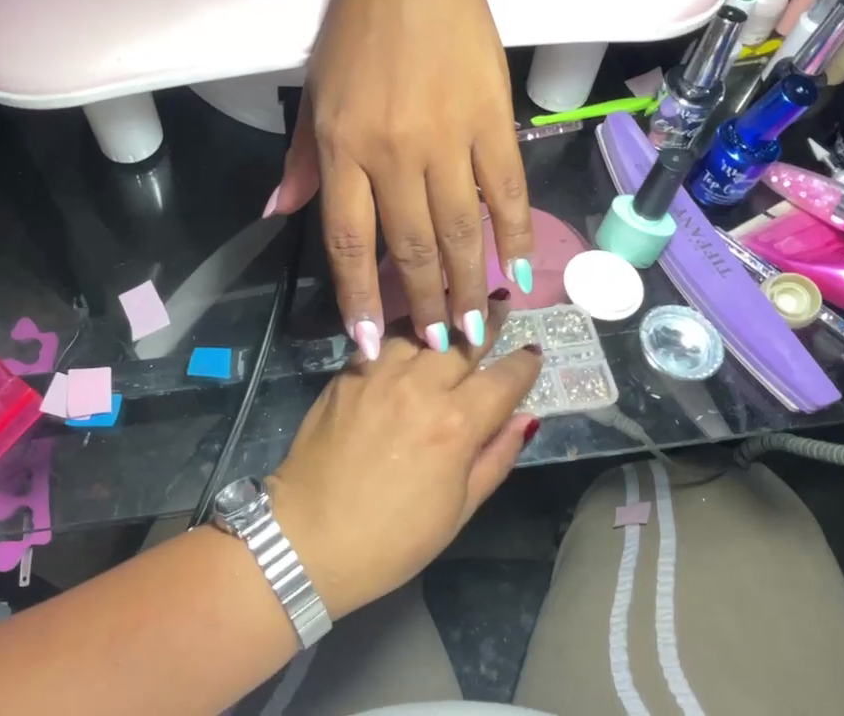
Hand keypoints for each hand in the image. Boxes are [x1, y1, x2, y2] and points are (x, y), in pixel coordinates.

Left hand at [267, 292, 540, 616]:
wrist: (309, 538)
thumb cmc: (393, 539)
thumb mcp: (459, 510)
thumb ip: (495, 458)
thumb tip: (525, 419)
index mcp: (455, 424)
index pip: (504, 379)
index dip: (525, 365)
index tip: (534, 354)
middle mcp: (419, 387)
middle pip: (463, 340)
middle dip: (487, 322)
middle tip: (500, 303)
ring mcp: (378, 375)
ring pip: (420, 331)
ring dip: (441, 319)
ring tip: (455, 308)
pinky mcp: (347, 374)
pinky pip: (383, 343)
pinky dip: (403, 335)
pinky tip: (411, 334)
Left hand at [268, 0, 532, 360]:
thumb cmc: (357, 27)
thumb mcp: (315, 91)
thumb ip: (303, 158)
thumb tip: (278, 212)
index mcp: (344, 146)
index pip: (348, 240)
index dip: (359, 296)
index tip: (373, 341)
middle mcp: (394, 153)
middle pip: (410, 246)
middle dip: (424, 304)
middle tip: (440, 348)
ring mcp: (449, 138)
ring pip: (459, 230)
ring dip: (466, 286)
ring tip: (475, 330)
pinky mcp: (494, 121)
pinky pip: (506, 192)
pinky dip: (513, 236)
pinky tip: (516, 274)